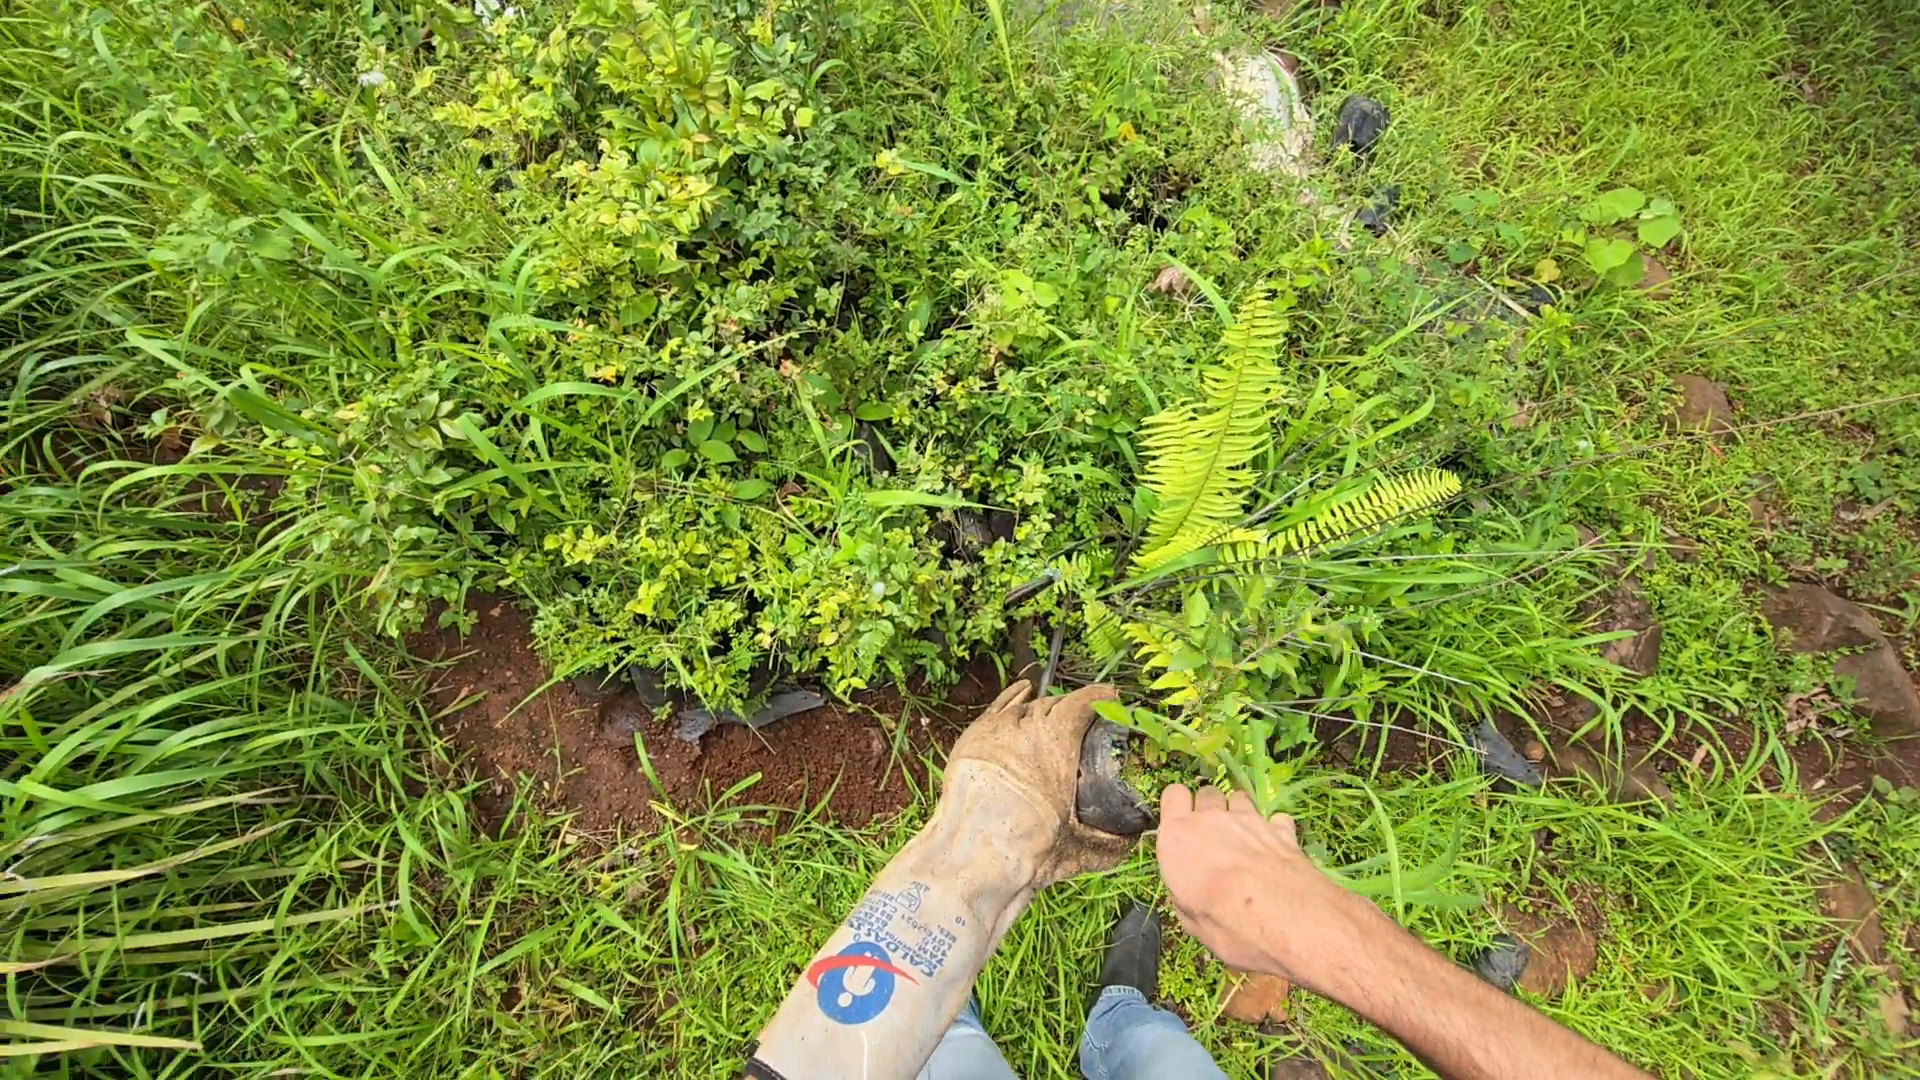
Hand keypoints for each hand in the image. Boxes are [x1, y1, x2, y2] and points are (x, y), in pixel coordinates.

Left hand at [943, 680, 1132, 885]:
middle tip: (1085, 722)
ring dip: (1045, 709)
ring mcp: (998, 728)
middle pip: (1056, 703)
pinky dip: (1015, 697)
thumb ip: (1112, 843)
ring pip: (1028, 705)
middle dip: (1073, 708)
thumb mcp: (1079, 849)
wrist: (971, 855)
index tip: (1112, 697)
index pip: (1083, 702)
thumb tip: (1133, 838)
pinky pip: (999, 705)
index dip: (1101, 697)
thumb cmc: (1026, 849)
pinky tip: (1024, 692)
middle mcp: (1027, 725)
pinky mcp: (975, 736)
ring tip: (1055, 719)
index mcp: (1057, 741)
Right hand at [1155, 784, 1380, 991]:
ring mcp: (1247, 819)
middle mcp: (1210, 818)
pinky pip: (1274, 818)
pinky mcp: (1280, 828)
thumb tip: (1189, 895)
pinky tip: (1277, 846)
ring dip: (1239, 813)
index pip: (1173, 795)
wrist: (1285, 918)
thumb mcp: (1192, 921)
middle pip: (1206, 793)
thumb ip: (1186, 895)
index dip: (1178, 806)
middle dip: (1210, 808)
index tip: (1183, 824)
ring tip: (1245, 838)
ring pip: (1238, 798)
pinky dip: (1274, 829)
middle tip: (1215, 837)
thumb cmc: (1226, 923)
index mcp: (1178, 836)